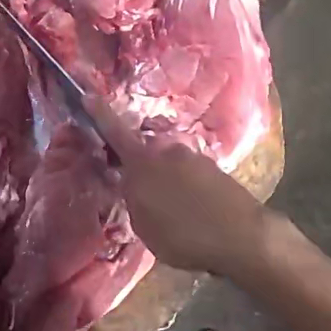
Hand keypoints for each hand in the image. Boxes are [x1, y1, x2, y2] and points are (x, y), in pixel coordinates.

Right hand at [89, 101, 279, 277]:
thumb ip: (134, 199)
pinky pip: (190, 178)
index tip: (88, 95)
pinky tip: (192, 215)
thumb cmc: (184, 236)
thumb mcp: (144, 226)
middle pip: (147, 155)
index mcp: (145, 163)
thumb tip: (132, 183)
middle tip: (140, 196)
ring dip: (167, 184)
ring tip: (171, 215)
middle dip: (141, 170)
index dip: (100, 114)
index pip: (116, 132)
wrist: (242, 236)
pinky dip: (186, 191)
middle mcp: (170, 152)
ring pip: (170, 167)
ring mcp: (196, 159)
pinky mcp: (216, 171)